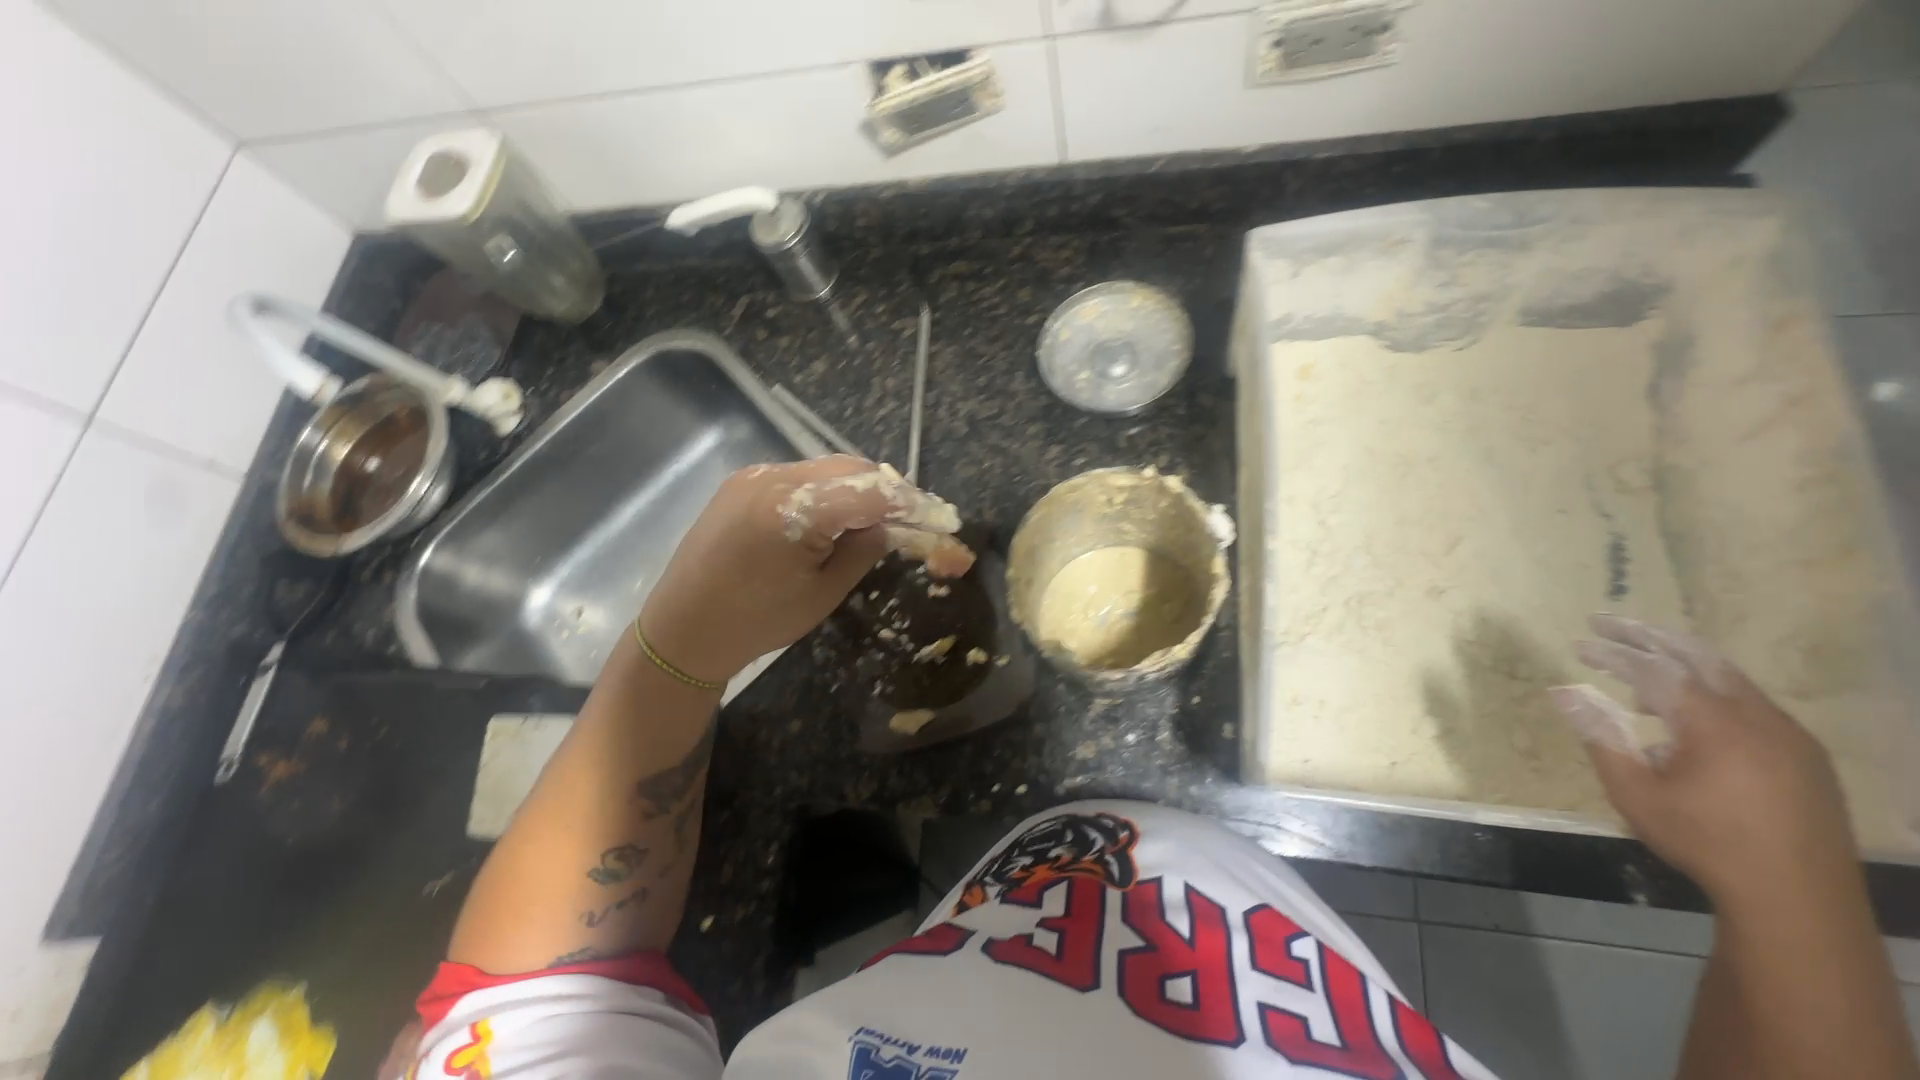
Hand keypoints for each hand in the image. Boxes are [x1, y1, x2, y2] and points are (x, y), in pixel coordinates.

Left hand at [638, 456, 974, 683]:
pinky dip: (829, 490)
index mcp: (793, 509)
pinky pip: (800, 475)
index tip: (941, 518)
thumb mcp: (823, 594)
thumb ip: (862, 551)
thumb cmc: (756, 622)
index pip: (870, 492)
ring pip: (826, 468)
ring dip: (860, 487)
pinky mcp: (742, 482)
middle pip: (850, 469)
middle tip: (916, 517)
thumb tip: (889, 526)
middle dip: (888, 490)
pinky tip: (841, 513)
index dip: (911, 504)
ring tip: (884, 516)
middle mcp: (773, 477)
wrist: (682, 630)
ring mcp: (754, 475)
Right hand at [1549, 614, 1858, 906]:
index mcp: (1716, 724)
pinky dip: (1711, 692)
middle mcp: (1758, 716)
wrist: (1797, 898)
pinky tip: (1688, 719)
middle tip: (1606, 623)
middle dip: (1648, 636)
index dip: (1613, 653)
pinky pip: (1751, 704)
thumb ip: (1601, 738)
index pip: (1656, 669)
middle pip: (1698, 657)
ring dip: (1681, 664)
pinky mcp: (1805, 754)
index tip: (1579, 643)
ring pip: (1730, 678)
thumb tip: (1564, 691)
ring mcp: (1788, 733)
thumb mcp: (1635, 793)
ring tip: (1640, 671)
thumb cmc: (1704, 843)